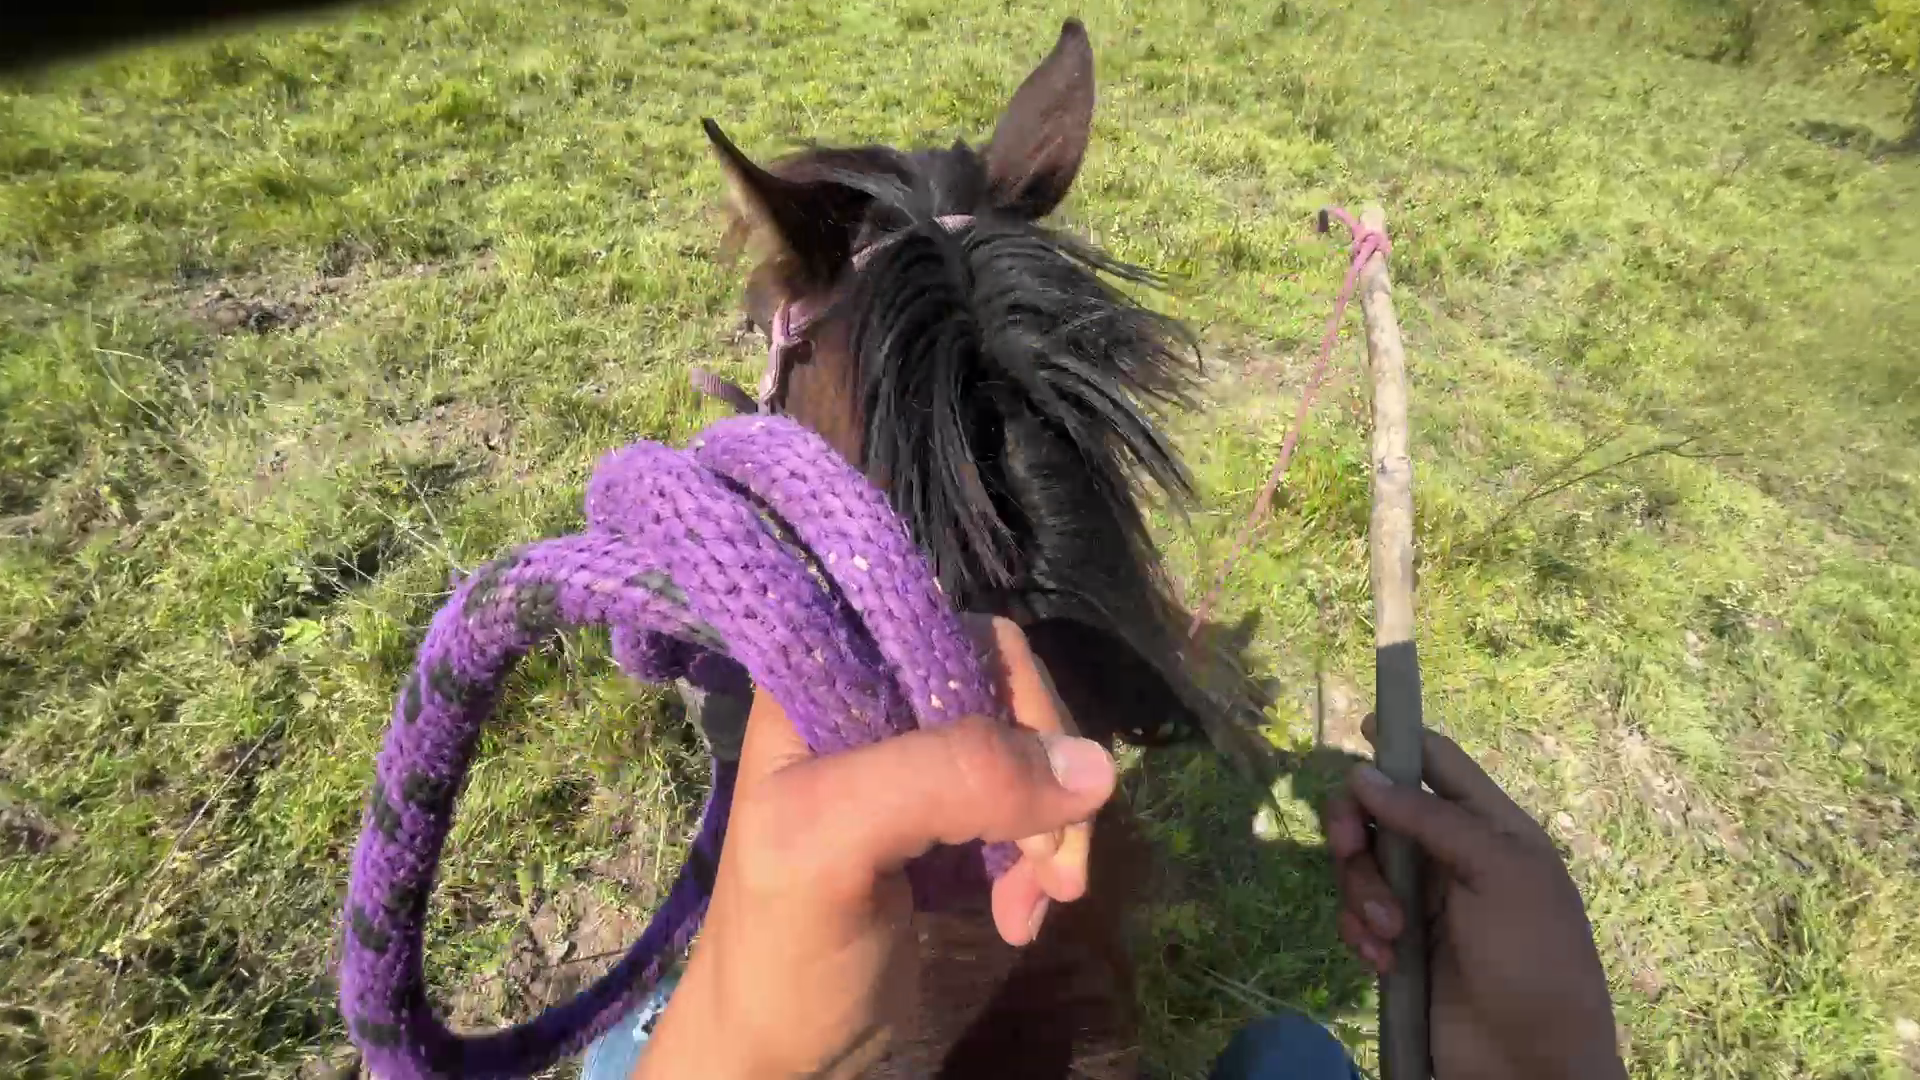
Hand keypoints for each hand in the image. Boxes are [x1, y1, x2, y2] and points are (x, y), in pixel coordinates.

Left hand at [636, 617, 1116, 1078]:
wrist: (781, 1051)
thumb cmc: (781, 943)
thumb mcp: (833, 845)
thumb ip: (942, 781)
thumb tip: (1094, 764)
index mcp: (827, 676)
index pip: (951, 636)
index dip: (1011, 696)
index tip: (1029, 783)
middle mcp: (877, 698)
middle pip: (1005, 688)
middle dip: (1041, 773)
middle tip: (1049, 864)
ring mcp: (917, 754)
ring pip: (1028, 742)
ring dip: (1053, 821)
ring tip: (1043, 898)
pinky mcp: (950, 808)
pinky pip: (1028, 796)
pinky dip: (1044, 850)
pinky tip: (1025, 910)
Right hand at [1327, 720, 1625, 1079]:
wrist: (1526, 1072)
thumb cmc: (1532, 964)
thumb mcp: (1501, 878)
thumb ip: (1432, 817)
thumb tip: (1361, 772)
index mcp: (1490, 830)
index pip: (1441, 764)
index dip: (1402, 741)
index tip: (1363, 728)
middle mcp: (1449, 854)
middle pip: (1378, 806)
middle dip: (1354, 825)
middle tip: (1344, 846)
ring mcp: (1419, 896)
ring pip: (1359, 858)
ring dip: (1362, 891)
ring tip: (1386, 933)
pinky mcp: (1394, 935)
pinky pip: (1353, 907)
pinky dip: (1358, 928)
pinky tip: (1381, 958)